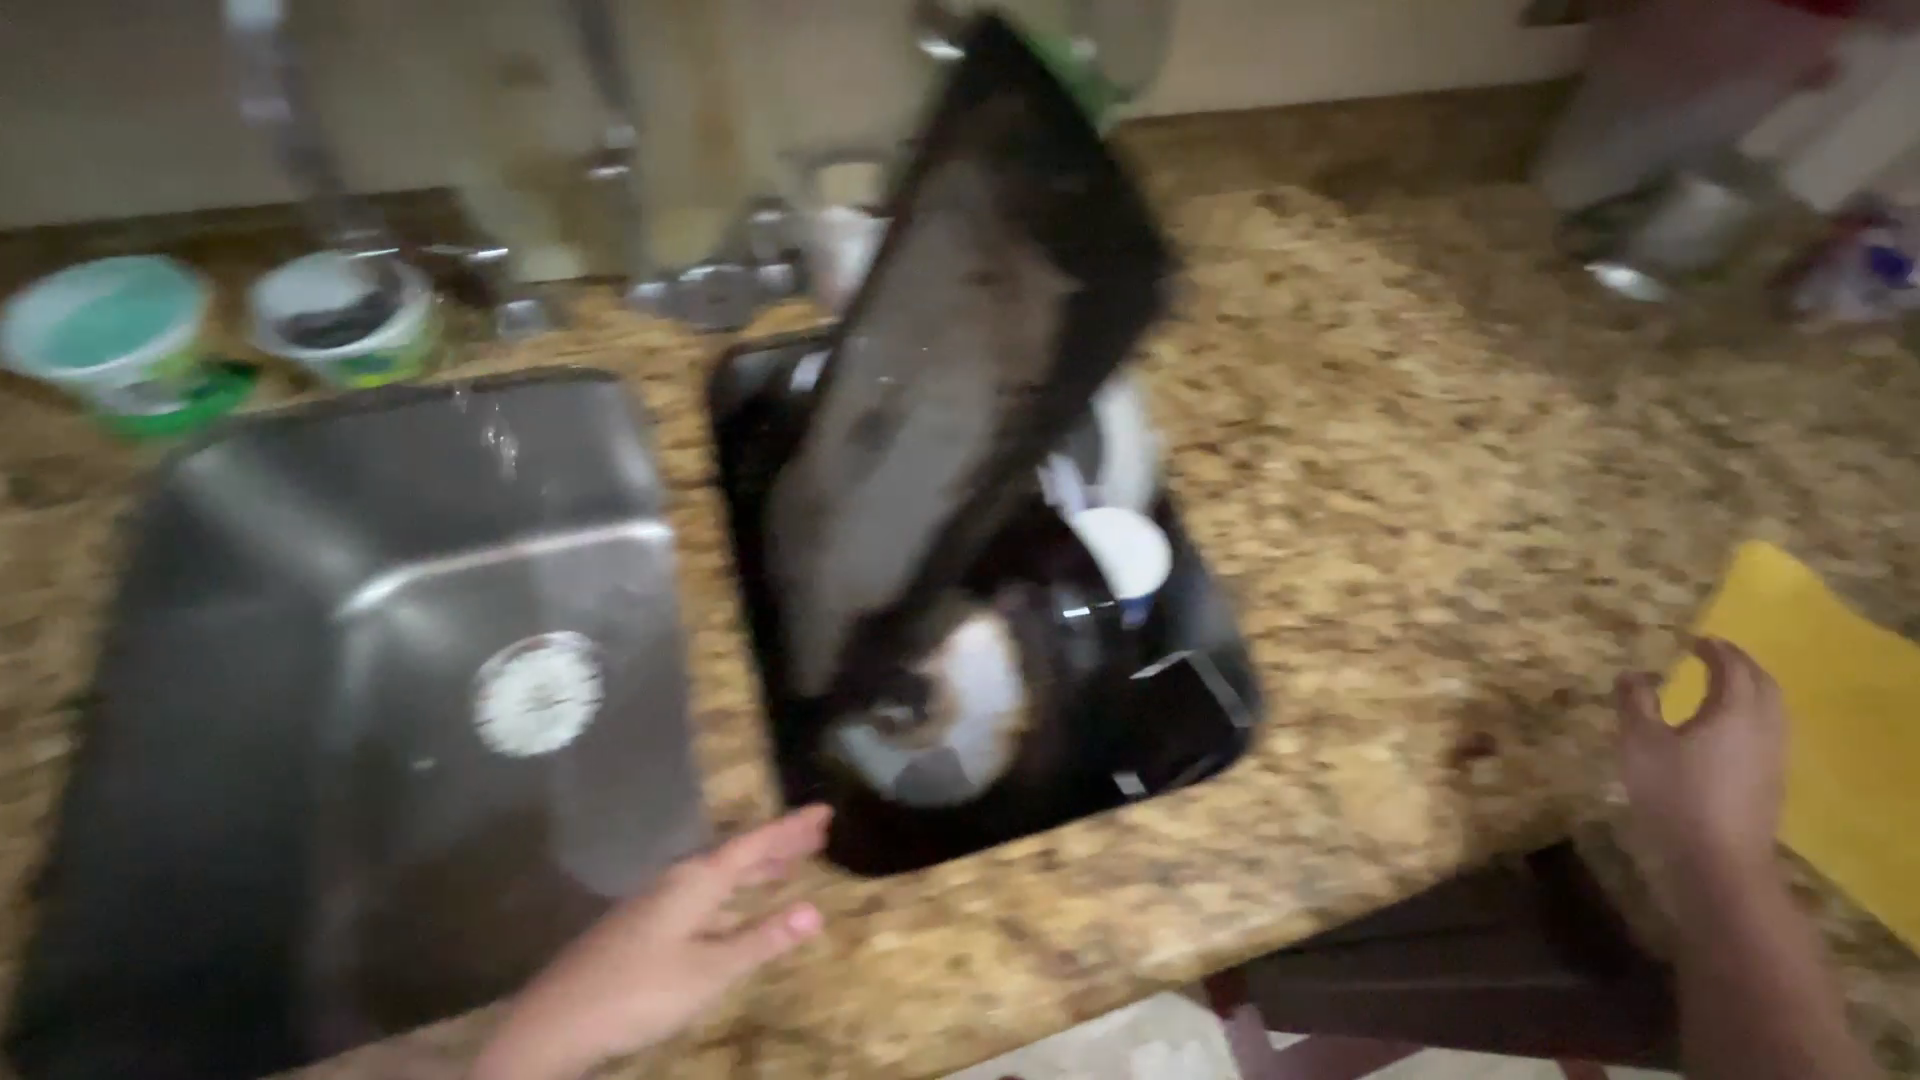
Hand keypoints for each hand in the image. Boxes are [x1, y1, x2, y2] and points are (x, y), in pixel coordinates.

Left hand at [471, 806, 831, 1079]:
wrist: (552, 1023)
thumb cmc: (638, 992)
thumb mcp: (710, 971)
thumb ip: (762, 939)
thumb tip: (817, 910)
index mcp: (698, 880)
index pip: (757, 843)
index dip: (792, 827)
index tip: (826, 809)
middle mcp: (680, 878)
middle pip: (740, 852)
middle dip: (780, 843)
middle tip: (819, 833)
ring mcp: (659, 900)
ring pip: (721, 873)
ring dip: (757, 867)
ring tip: (790, 862)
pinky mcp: (647, 923)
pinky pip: (706, 891)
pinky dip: (734, 890)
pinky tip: (736, 906)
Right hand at [1615, 638, 1787, 899]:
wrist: (1716, 855)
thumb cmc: (1673, 791)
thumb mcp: (1638, 741)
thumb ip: (1636, 702)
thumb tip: (1633, 673)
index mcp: (1735, 711)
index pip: (1733, 668)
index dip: (1715, 650)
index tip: (1695, 639)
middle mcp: (1764, 726)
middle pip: (1764, 684)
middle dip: (1741, 665)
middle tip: (1713, 654)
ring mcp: (1773, 755)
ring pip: (1772, 708)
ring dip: (1751, 688)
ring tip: (1721, 684)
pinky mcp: (1771, 777)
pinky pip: (1768, 729)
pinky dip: (1751, 712)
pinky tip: (1725, 724)